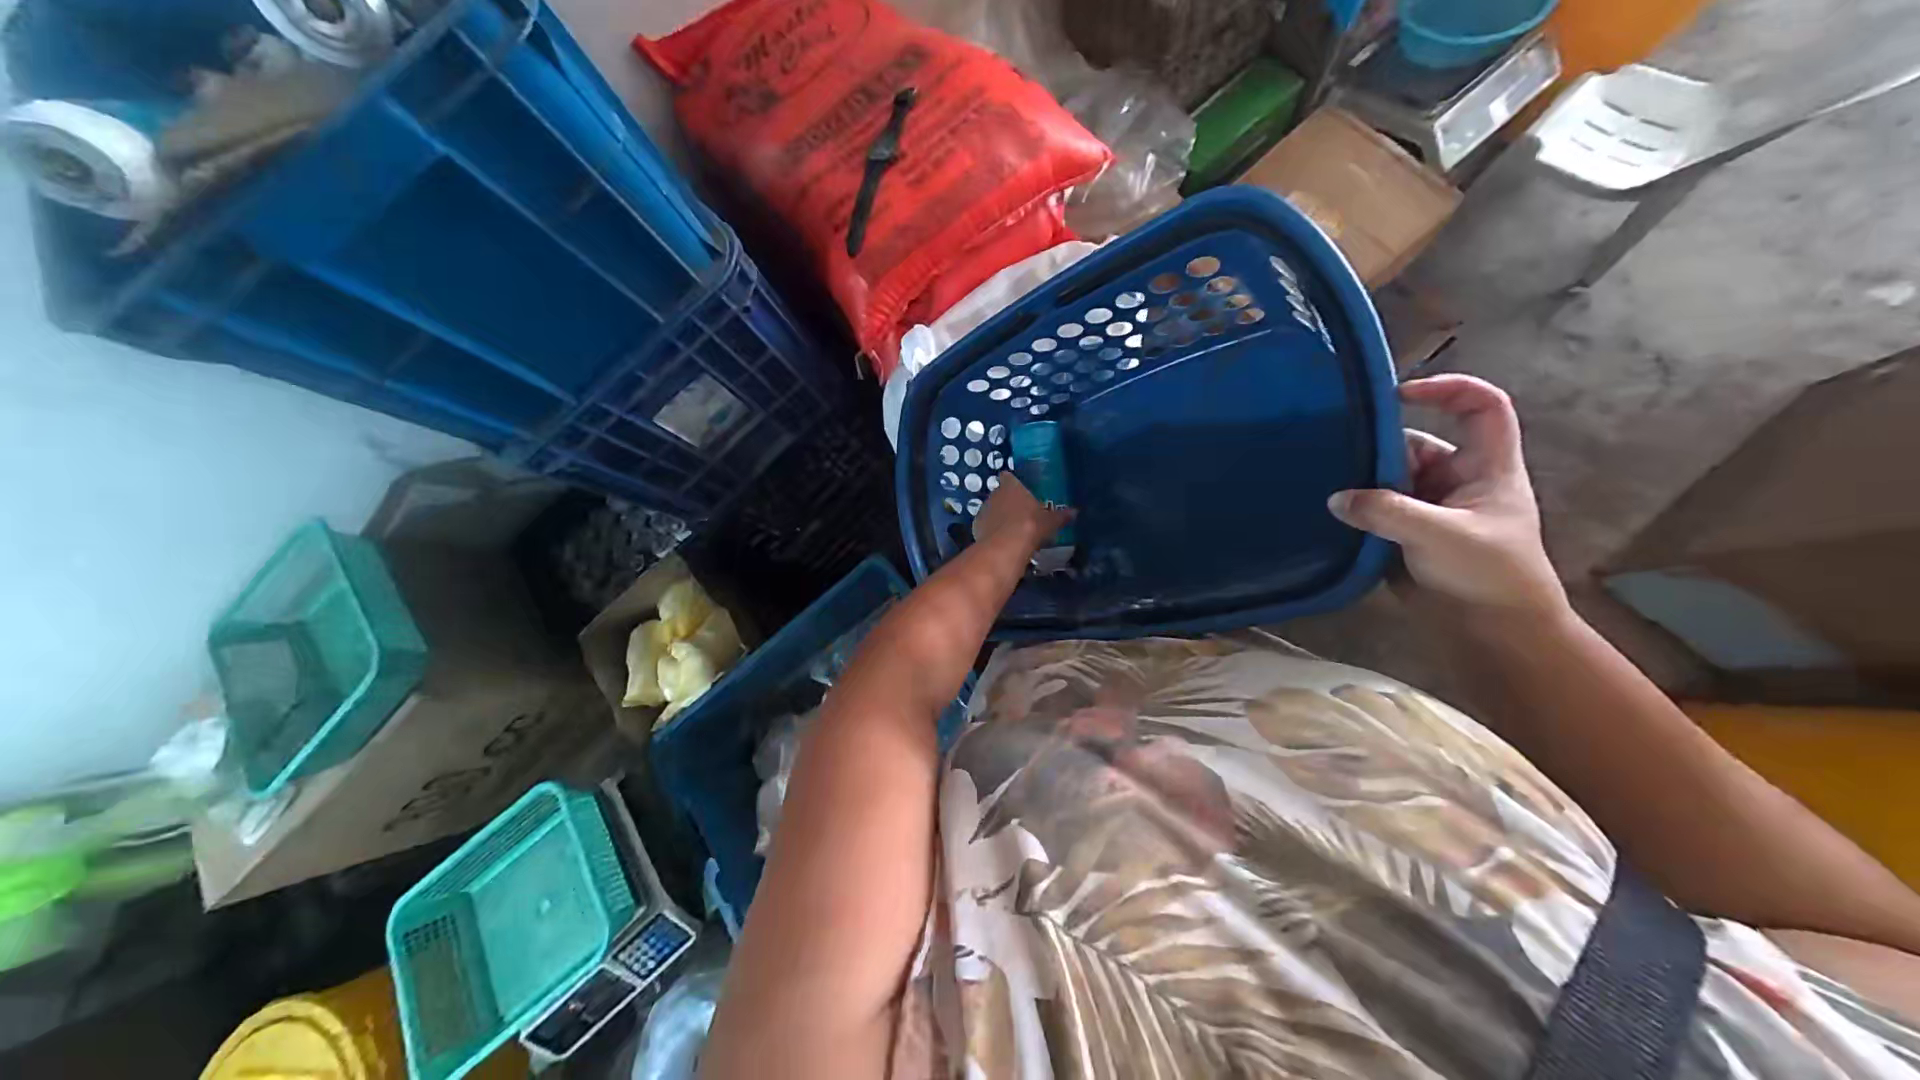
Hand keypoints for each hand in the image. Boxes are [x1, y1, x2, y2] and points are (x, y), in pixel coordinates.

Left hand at [973, 473, 1073, 551]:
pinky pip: (986, 526)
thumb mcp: (1050, 521)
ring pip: (992, 510)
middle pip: (999, 494)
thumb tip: (1075, 512)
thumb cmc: (1031, 526)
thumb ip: (1061, 515)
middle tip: (1021, 512)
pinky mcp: (976, 527)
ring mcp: (983, 511)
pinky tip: (1002, 540)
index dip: (1012, 482)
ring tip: (1012, 529)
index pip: (1008, 477)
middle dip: (1008, 501)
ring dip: (999, 517)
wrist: (1006, 546)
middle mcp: (994, 494)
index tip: (1018, 488)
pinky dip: (992, 531)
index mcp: (1011, 486)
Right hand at [1327, 375, 1567, 615]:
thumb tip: (1336, 498)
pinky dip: (1354, 508)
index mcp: (1486, 467)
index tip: (1399, 394)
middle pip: (1416, 444)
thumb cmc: (1488, 575)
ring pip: (1388, 478)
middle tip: (1339, 453)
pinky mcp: (1405, 534)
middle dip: (1379, 448)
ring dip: (1361, 481)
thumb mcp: (1440, 536)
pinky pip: (1374, 508)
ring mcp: (1429, 508)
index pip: (1482, 406)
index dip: (1448, 387)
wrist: (1494, 633)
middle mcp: (1457, 480)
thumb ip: (1385, 511)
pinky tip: (1329, 510)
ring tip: (1325, 482)